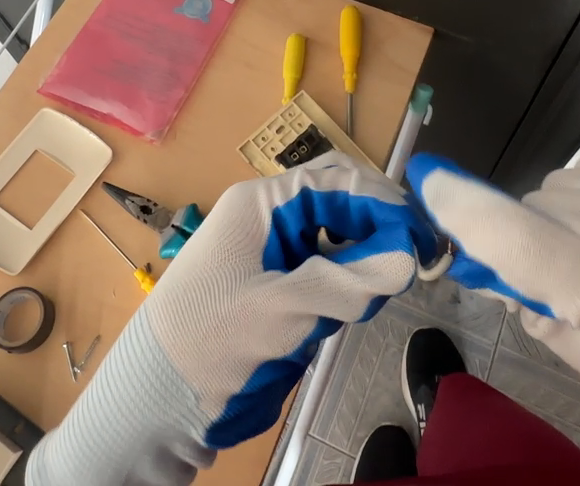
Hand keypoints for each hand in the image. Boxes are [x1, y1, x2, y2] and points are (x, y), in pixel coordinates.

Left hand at [30, 153, 439, 485]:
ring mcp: (271, 247)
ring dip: (364, 252)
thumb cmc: (209, 340)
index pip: (336, 182)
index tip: (424, 237)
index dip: (384, 203)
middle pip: (338, 200)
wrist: (155, 398)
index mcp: (263, 202)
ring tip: (388, 281)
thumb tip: (409, 258)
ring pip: (336, 233)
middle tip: (414, 257)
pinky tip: (359, 300)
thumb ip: (346, 282)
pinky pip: (324, 265)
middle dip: (377, 223)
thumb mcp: (279, 310)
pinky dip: (347, 278)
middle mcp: (270, 214)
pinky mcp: (275, 280)